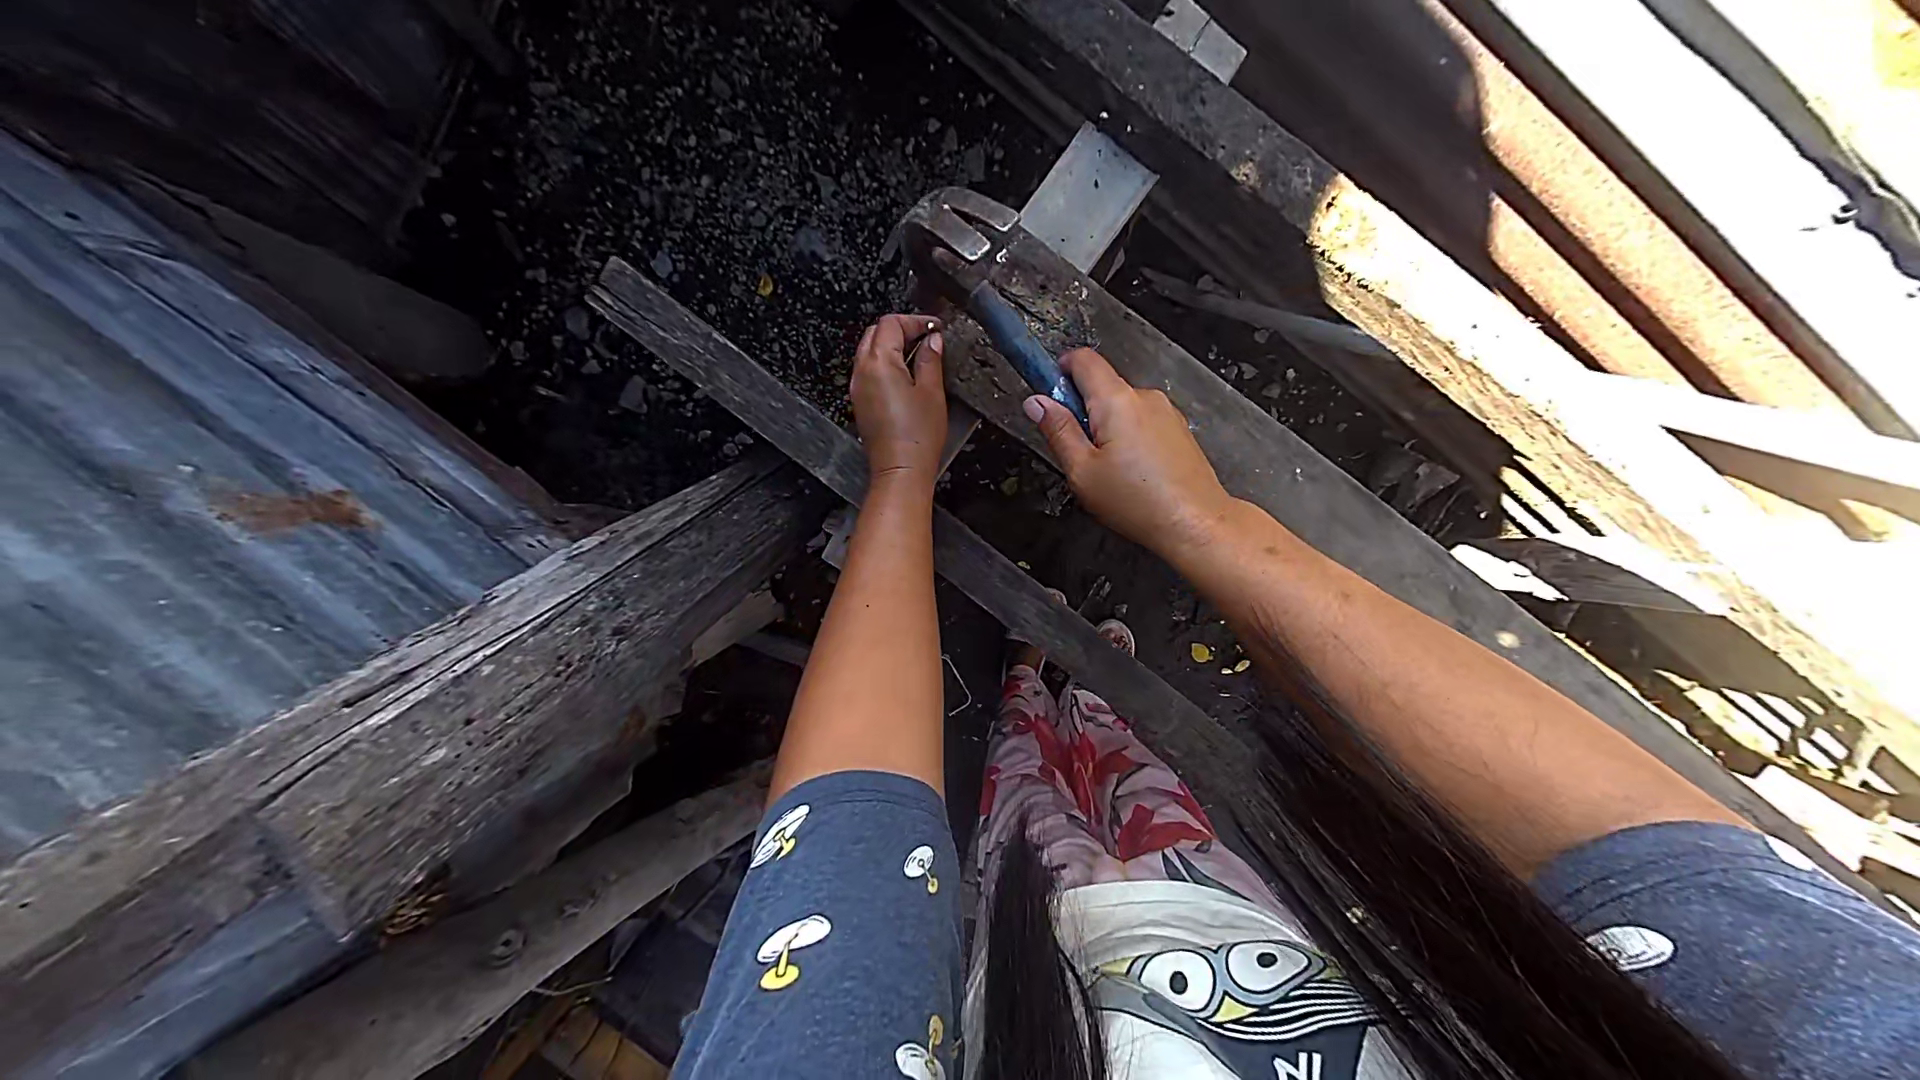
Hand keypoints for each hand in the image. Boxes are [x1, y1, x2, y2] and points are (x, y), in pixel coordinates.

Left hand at [851, 314, 946, 488]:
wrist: (901, 470)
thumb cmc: (916, 437)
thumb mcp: (932, 391)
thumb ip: (930, 359)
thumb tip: (932, 340)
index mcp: (879, 362)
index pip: (891, 323)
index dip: (915, 320)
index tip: (934, 327)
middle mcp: (862, 372)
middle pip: (875, 333)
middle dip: (901, 329)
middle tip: (927, 337)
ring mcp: (858, 389)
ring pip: (869, 352)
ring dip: (892, 347)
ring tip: (919, 356)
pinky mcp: (861, 403)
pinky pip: (869, 372)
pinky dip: (885, 365)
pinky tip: (906, 376)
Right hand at [1024, 348, 1234, 553]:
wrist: (1194, 523)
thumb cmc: (1140, 503)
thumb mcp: (1082, 471)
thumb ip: (1057, 431)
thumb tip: (1036, 403)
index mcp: (1117, 401)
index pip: (1083, 360)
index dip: (1060, 370)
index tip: (1048, 392)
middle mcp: (1145, 397)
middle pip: (1101, 386)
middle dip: (1082, 411)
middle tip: (1076, 451)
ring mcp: (1165, 412)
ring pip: (1122, 407)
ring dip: (1106, 428)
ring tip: (1107, 469)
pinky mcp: (1176, 429)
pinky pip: (1142, 422)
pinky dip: (1129, 438)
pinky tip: (1130, 472)